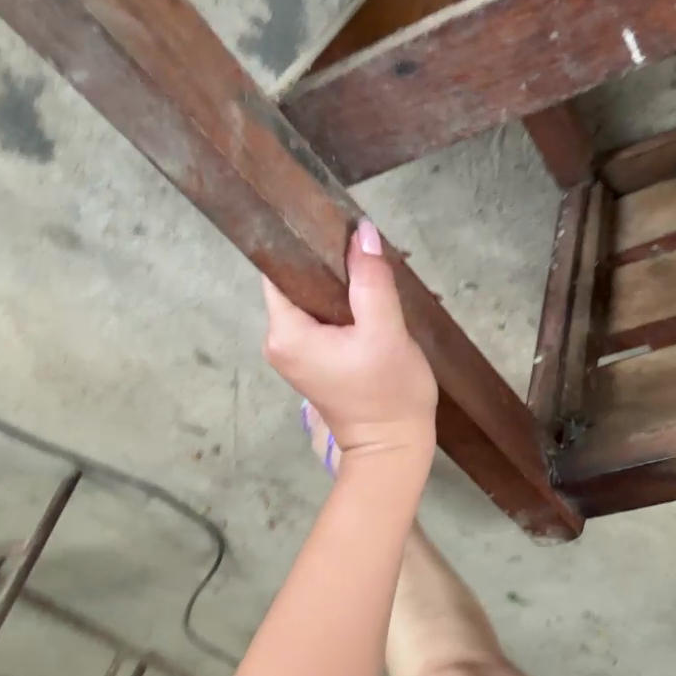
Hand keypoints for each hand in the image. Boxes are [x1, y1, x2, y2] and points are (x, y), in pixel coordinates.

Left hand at [261, 220, 437, 459]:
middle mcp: (280, 341)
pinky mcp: (317, 361)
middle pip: (301, 282)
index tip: (341, 227)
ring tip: (387, 275)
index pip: (280, 269)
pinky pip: (328, 320)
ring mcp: (298, 353)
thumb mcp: (385, 332)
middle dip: (339, 265)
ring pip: (318, 300)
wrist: (395, 448)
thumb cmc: (389, 393)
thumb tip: (362, 231)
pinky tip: (382, 301)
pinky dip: (352, 307)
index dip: (307, 244)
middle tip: (379, 255)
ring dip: (351, 285)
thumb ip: (371, 281)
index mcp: (285, 332)